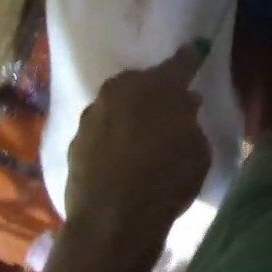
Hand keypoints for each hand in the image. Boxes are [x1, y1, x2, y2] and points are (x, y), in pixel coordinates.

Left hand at [63, 46, 211, 256]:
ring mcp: (92, 114)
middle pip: (141, 82)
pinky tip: (120, 157)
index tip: (194, 52)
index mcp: (158, 85)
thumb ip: (190, 121)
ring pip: (116, 105)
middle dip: (154, 92)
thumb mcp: (198, 148)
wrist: (113, 220)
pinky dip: (110, 137)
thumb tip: (184, 106)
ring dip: (129, 114)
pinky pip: (100, 131)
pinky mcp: (73, 142)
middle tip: (167, 109)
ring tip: (141, 136)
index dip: (189, 60)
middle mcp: (121, 90)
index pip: (179, 63)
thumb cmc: (168, 178)